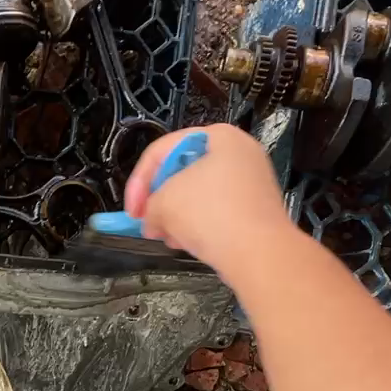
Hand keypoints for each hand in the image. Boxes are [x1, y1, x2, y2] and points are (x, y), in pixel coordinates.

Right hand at [122, 124, 310, 281]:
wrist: (259, 253)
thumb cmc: (212, 215)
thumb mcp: (164, 203)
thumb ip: (149, 205)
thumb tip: (151, 218)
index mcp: (219, 136)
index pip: (163, 150)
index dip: (139, 180)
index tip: (131, 210)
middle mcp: (239, 153)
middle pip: (182, 171)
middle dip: (159, 199)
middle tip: (146, 222)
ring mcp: (250, 182)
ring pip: (198, 194)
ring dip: (176, 216)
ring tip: (166, 236)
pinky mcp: (254, 210)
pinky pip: (216, 211)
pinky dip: (197, 225)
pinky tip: (187, 243)